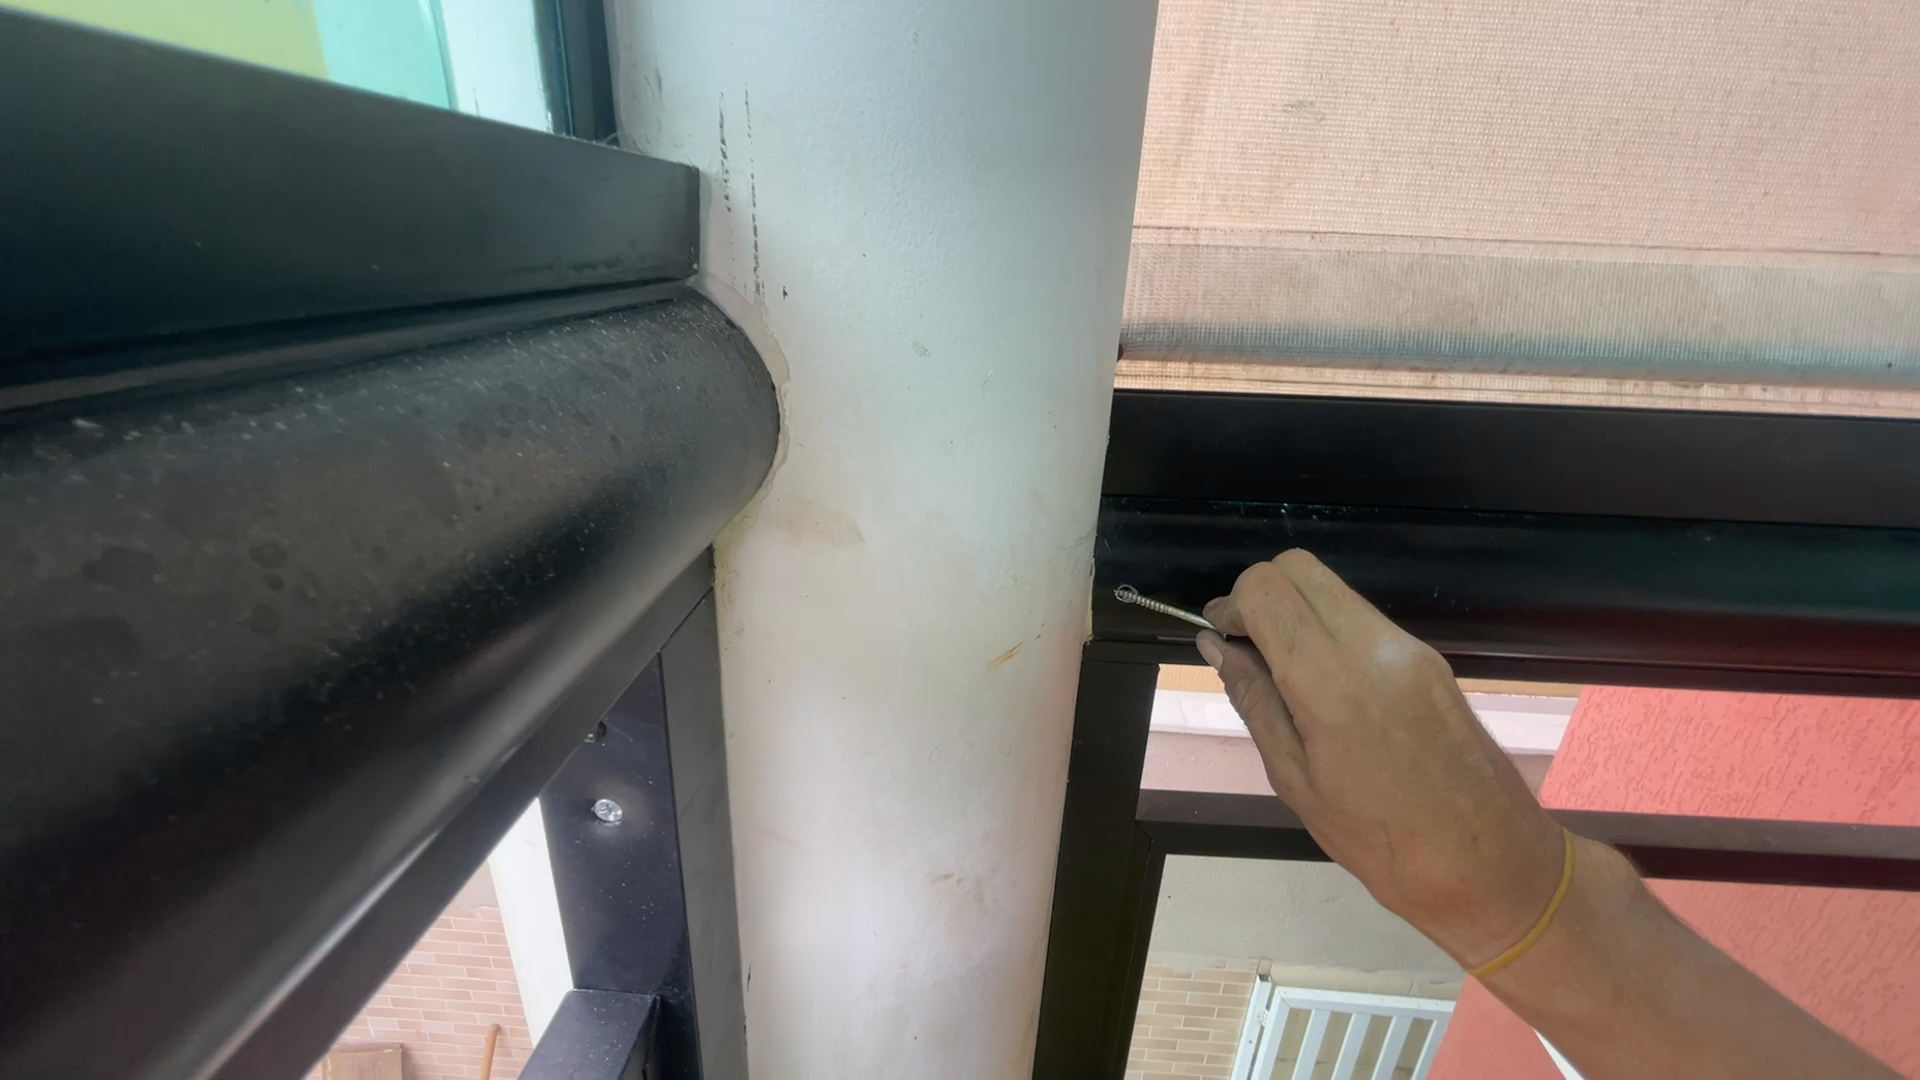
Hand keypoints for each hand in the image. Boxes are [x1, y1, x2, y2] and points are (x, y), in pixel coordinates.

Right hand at [1198, 550, 1566, 967]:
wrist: (1497, 870)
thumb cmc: (1379, 841)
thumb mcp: (1293, 778)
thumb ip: (1252, 698)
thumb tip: (1215, 645)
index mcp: (1332, 683)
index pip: (1266, 589)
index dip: (1231, 603)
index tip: (1221, 637)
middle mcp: (1374, 647)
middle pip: (1298, 567)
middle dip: (1259, 592)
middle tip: (1246, 642)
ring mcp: (1409, 647)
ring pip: (1330, 586)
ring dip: (1293, 608)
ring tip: (1282, 665)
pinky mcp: (1430, 657)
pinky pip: (1360, 615)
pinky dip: (1324, 626)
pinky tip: (1323, 680)